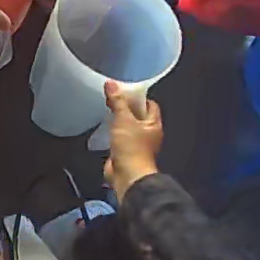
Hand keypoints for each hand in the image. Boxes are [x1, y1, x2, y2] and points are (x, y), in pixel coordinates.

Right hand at [104, 80, 161, 195]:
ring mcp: (137, 143)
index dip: (137, 96)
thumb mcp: (123, 120)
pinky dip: (113, 131)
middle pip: (138, 114)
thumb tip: (110, 83)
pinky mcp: (126, 151)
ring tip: (106, 109)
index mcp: (154, 124)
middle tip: (111, 98)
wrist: (127, 175)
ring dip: (118, 119)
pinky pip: (120, 136)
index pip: (149, 104)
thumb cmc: (131, 146)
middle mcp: (148, 133)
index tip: (123, 91)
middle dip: (126, 107)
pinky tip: (105, 126)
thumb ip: (117, 102)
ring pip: (128, 126)